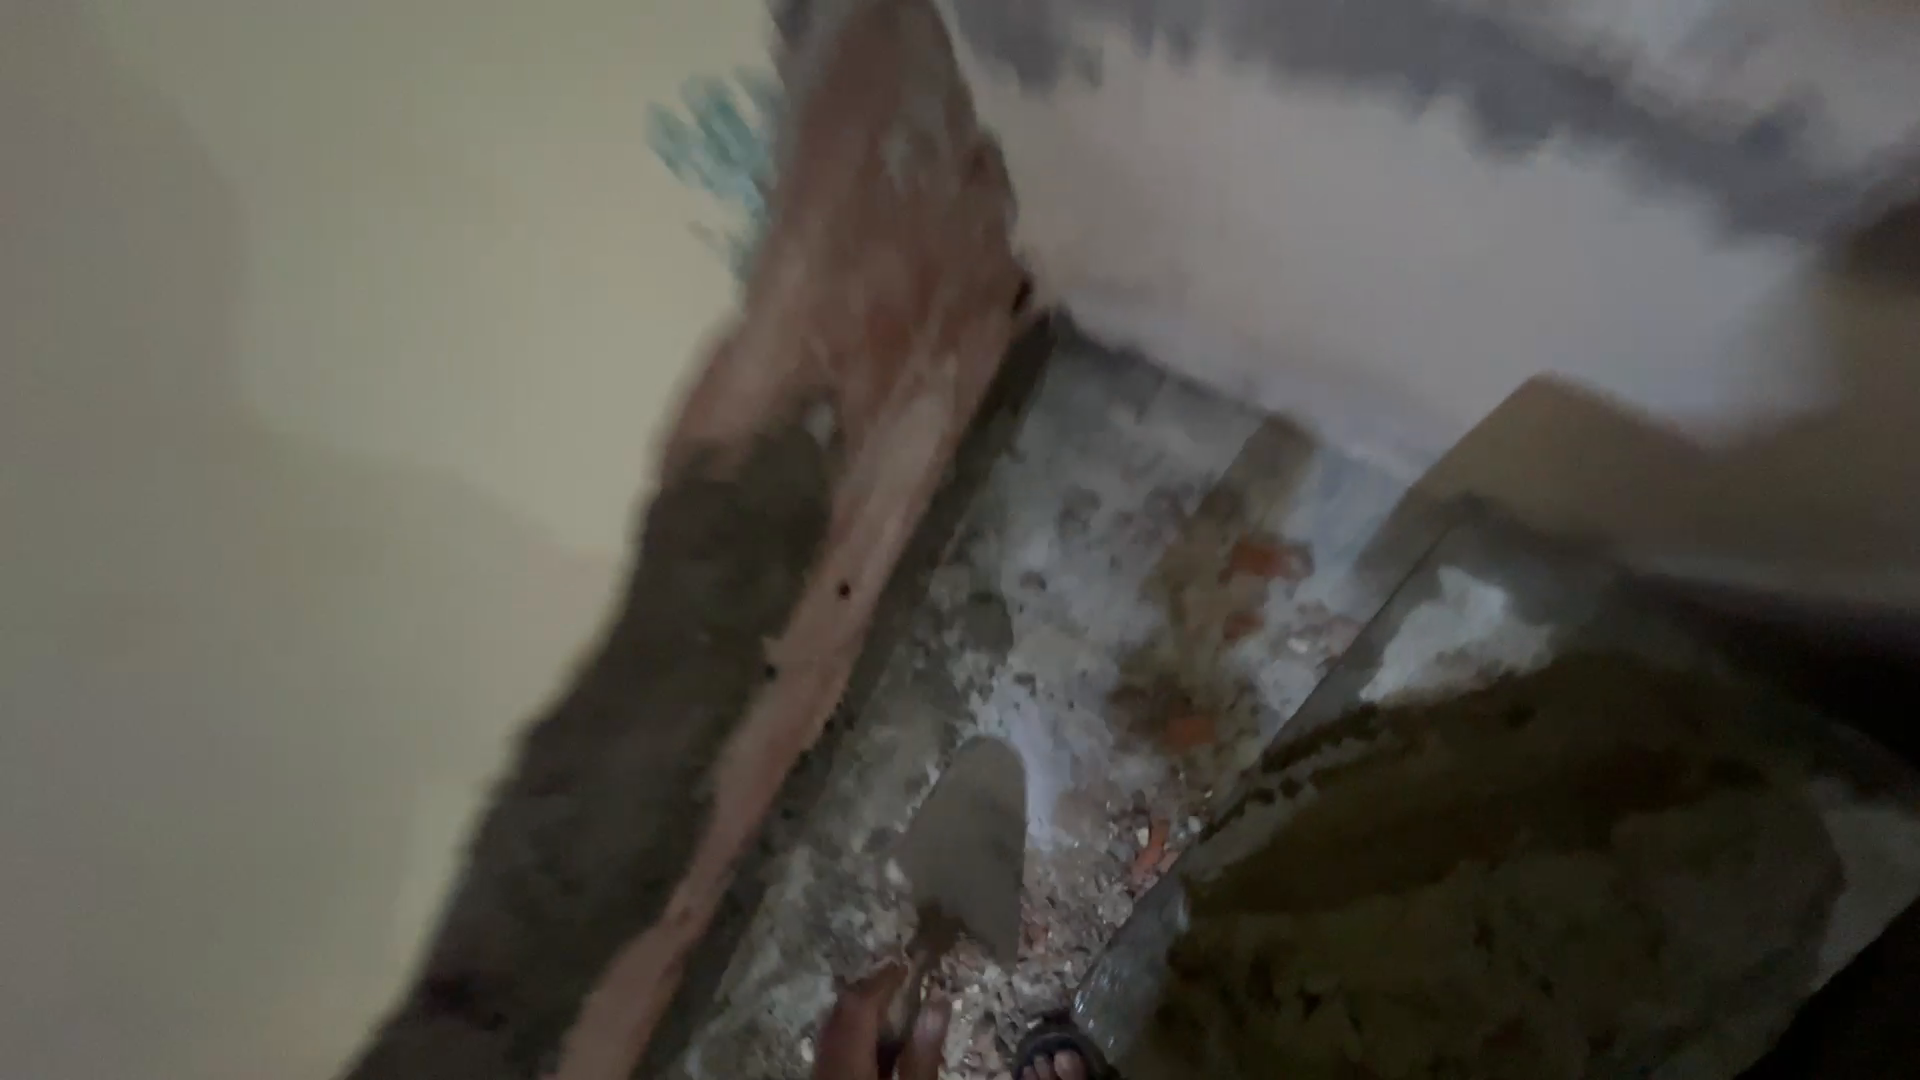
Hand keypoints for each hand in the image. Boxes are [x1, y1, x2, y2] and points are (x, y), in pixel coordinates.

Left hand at [811, 962, 950, 1079]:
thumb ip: (923, 1052)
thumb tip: (939, 1000)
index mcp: (848, 1058)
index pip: (859, 1004)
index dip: (881, 980)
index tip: (904, 965)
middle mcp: (826, 1060)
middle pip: (841, 1011)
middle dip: (867, 990)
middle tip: (896, 979)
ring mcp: (819, 1072)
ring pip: (832, 1028)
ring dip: (858, 1011)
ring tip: (887, 1005)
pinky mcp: (821, 1079)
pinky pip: (831, 1047)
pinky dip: (851, 1032)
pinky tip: (873, 1041)